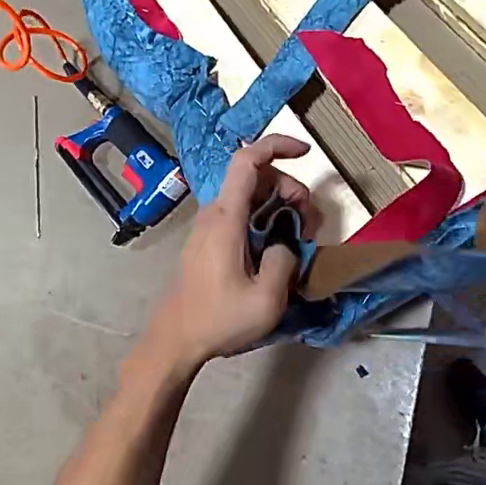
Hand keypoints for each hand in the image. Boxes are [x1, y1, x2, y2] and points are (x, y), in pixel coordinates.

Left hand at [143, 135, 314, 366]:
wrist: (177, 339)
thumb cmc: (219, 319)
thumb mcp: (267, 298)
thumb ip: (284, 260)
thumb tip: (285, 244)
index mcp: (226, 219)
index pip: (247, 161)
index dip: (277, 145)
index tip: (305, 152)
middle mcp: (214, 214)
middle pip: (255, 176)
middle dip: (290, 187)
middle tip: (308, 223)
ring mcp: (209, 226)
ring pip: (250, 195)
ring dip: (279, 204)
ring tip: (298, 237)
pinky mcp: (209, 240)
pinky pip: (241, 213)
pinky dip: (265, 217)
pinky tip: (277, 245)